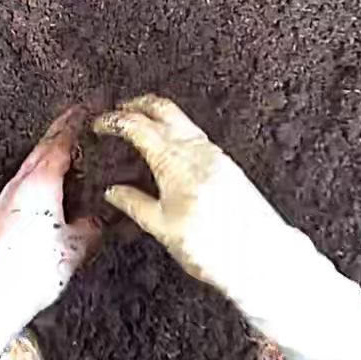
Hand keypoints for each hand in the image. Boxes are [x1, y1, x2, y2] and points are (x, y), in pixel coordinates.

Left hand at [0, 107, 101, 336]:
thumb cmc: (31, 273)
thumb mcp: (75, 248)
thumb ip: (91, 228)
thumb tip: (100, 219)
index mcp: (41, 182)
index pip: (60, 141)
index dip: (74, 122)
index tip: (86, 108)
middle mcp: (19, 184)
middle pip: (41, 148)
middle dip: (60, 132)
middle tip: (76, 120)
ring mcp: (4, 199)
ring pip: (29, 166)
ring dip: (46, 154)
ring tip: (63, 153)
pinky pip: (19, 185)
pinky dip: (35, 176)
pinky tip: (43, 190)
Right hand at [94, 94, 360, 359]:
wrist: (262, 256)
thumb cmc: (213, 247)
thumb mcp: (162, 228)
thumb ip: (134, 204)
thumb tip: (112, 191)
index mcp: (174, 161)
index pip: (137, 125)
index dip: (113, 120)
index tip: (99, 124)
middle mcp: (195, 148)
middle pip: (162, 108)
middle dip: (136, 103)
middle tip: (117, 110)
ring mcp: (213, 152)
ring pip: (179, 118)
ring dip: (155, 114)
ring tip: (137, 126)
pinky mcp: (224, 162)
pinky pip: (192, 133)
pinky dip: (172, 129)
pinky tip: (165, 146)